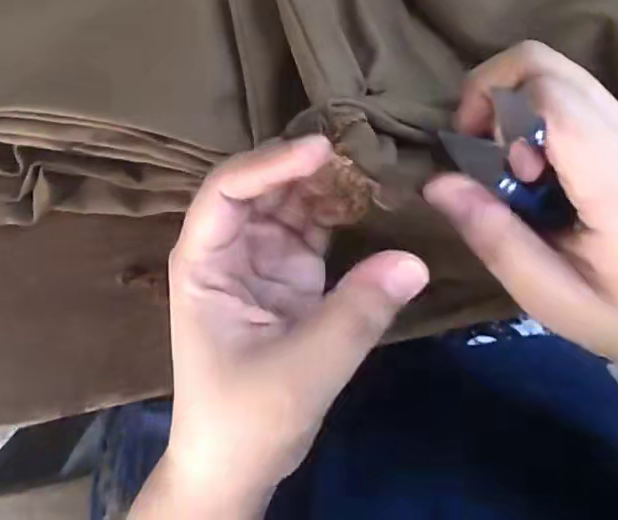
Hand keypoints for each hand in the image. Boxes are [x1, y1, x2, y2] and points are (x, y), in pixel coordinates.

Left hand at [141, 136, 429, 516]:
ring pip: (289, 196)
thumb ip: (356, 314)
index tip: (321, 150)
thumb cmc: (245, 420)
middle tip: (357, 147)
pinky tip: (368, 194)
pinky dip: (339, 206)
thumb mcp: (302, 372)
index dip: (270, 162)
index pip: (227, 189)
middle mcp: (229, 244)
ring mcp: (260, 253)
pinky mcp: (289, 267)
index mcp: (203, 259)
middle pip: (260, 183)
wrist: (236, 469)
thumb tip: (414, 261)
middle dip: (303, 163)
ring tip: (370, 163)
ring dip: (325, 179)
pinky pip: (313, 222)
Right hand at [422, 41, 617, 386]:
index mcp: (616, 178)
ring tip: (511, 162)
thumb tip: (437, 181)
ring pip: (557, 69)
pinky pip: (573, 91)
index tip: (483, 158)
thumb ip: (493, 235)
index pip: (547, 92)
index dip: (495, 106)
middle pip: (544, 62)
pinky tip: (541, 165)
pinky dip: (537, 108)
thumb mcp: (551, 298)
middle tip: (483, 147)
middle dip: (492, 89)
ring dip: (514, 99)